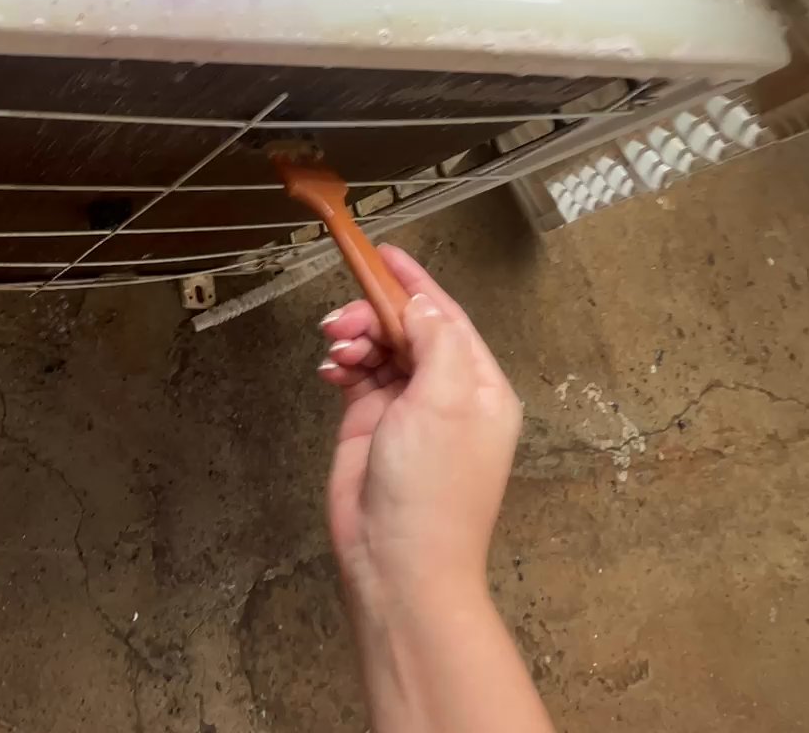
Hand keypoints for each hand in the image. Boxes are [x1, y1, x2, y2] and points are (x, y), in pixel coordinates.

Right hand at [318, 245, 522, 613]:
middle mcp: (444, 391)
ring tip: (335, 350)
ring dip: (352, 339)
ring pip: (376, 347)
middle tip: (341, 321)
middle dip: (371, 315)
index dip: (414, 283)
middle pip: (404, 327)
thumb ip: (437, 341)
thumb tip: (418, 305)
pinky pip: (354, 373)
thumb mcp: (446, 402)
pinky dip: (340, 364)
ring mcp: (405, 407)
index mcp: (478, 385)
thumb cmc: (431, 486)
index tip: (383, 253)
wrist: (395, 556)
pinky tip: (330, 371)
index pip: (444, 317)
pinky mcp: (370, 421)